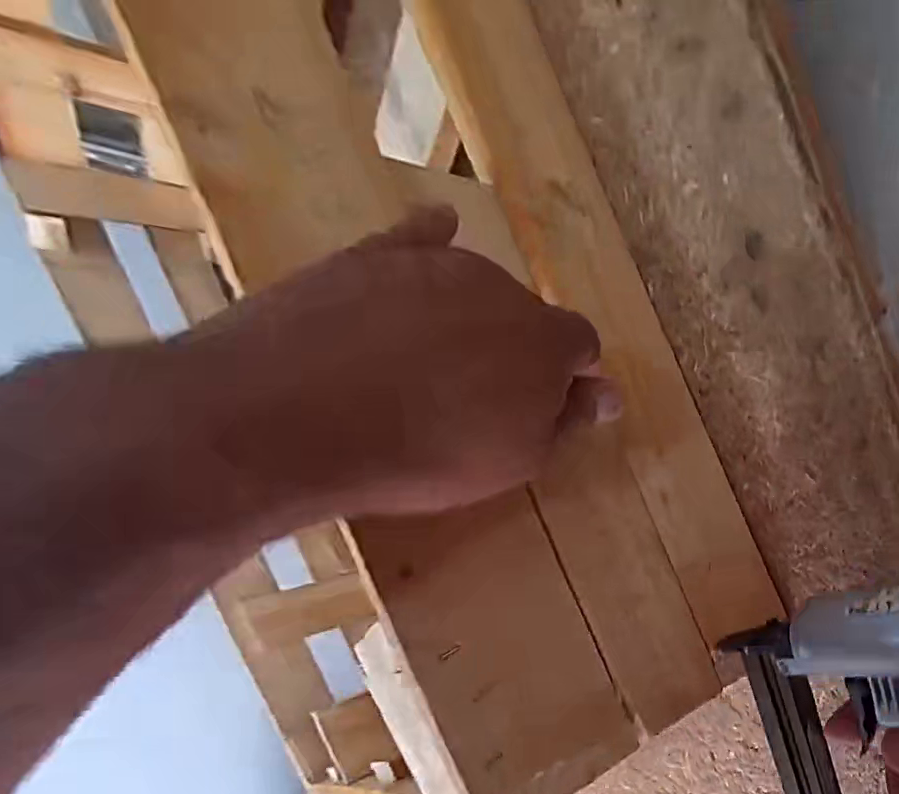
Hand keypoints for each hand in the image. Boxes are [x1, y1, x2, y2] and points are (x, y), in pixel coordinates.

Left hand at [176, 206, 616, 517]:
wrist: (291, 419)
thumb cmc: (428, 453)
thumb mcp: (518, 458)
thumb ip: (567, 420)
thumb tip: (607, 394)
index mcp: (547, 340)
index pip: (582, 344)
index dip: (572, 375)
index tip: (550, 404)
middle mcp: (501, 287)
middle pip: (528, 314)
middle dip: (521, 349)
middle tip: (486, 396)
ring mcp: (432, 263)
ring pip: (476, 285)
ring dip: (475, 316)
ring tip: (439, 360)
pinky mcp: (369, 253)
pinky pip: (416, 238)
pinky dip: (431, 241)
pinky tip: (437, 231)